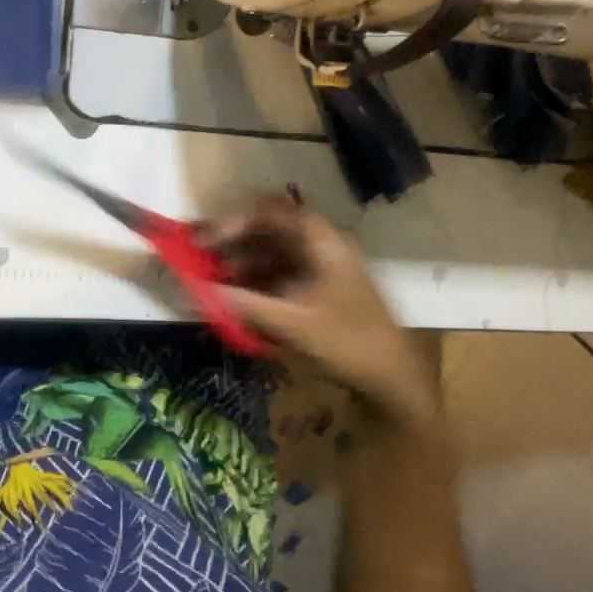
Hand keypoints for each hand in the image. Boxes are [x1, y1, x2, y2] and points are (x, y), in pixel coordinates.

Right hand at [211, 197, 441, 428]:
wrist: (394, 379)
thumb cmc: (349, 344)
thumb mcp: (294, 324)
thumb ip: (245, 305)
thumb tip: (198, 292)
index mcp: (323, 242)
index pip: (272, 213)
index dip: (234, 221)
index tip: (206, 241)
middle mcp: (322, 246)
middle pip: (269, 230)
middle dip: (232, 243)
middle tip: (198, 258)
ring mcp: (321, 268)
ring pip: (271, 254)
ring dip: (241, 264)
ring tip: (211, 283)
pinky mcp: (318, 290)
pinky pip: (279, 275)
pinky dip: (255, 282)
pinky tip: (234, 298)